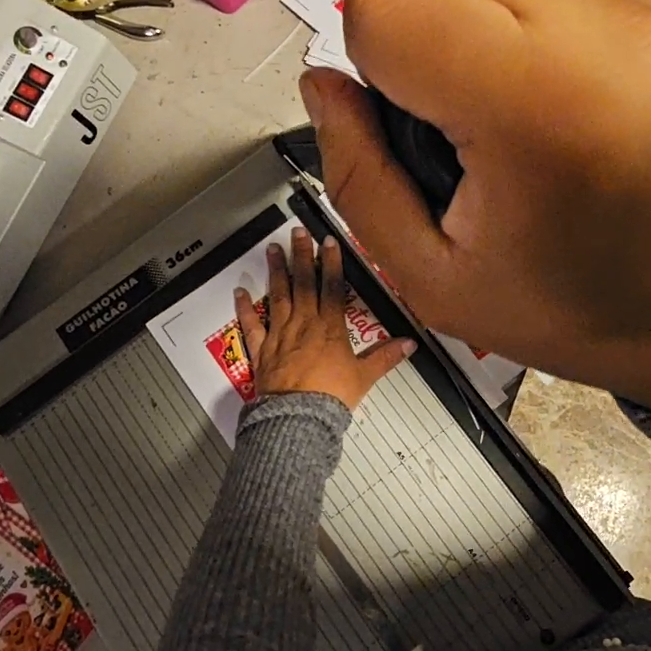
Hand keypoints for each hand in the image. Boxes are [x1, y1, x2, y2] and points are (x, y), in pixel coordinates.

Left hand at [235, 228, 417, 411]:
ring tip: (272, 249)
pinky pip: (252, 325)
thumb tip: (410, 344)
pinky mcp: (262, 350)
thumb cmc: (332, 397)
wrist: (298, 419)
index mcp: (330, 328)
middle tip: (297, 232)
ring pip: (277, 296)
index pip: (331, 288)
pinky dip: (245, 308)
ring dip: (275, 271)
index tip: (328, 242)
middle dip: (301, 256)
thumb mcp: (364, 376)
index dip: (331, 263)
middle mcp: (303, 324)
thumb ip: (386, 357)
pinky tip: (240, 292)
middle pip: (302, 284)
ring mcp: (280, 335)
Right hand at [300, 0, 650, 423]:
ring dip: (466, 9)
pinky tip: (565, 101)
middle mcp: (609, 28)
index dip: (370, 54)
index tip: (408, 120)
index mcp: (542, 106)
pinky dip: (529, 23)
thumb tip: (324, 81)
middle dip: (409, 8)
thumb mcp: (438, 281)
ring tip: (506, 105)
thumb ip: (358, 175)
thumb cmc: (583, 315)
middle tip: (444, 103)